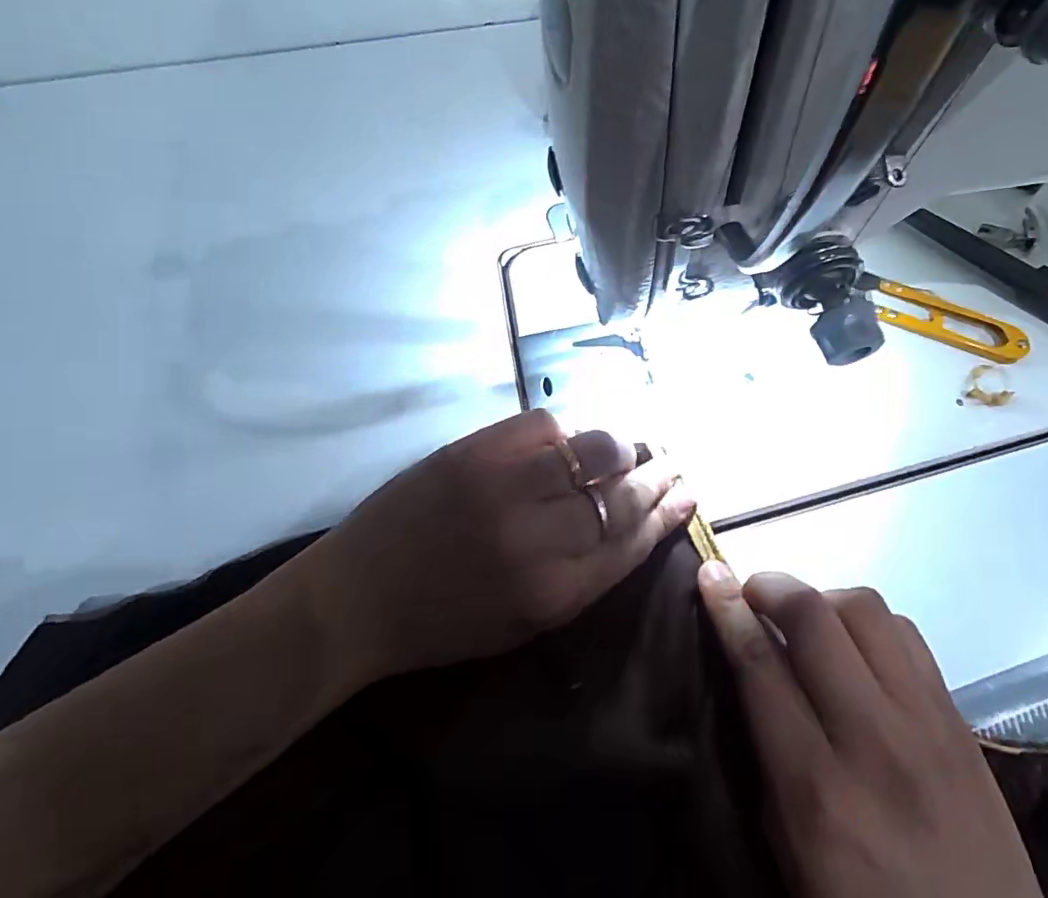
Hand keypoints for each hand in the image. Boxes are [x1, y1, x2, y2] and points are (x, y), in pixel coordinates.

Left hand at [299, 409, 696, 682]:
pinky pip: (540, 424)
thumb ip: (580, 579)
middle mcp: (538, 538)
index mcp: (555, 593)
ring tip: (628, 446)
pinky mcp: (470, 453)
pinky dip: (563, 428)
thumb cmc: (442, 624)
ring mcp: (503, 487)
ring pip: (590, 450)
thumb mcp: (523, 623)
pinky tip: (567, 437)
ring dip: (619, 445)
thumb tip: (628, 526)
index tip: (689, 492)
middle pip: (620, 494)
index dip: (667, 513)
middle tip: (670, 462)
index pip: (632, 541)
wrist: (358, 599)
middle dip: (656, 476)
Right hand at [697, 566, 1039, 897]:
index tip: (710, 574)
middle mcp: (874, 739)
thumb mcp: (786, 840)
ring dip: (824, 599)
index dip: (727, 609)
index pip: (761, 664)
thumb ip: (764, 750)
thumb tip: (748, 666)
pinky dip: (871, 625)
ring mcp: (928, 726)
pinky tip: (857, 648)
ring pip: (869, 611)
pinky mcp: (963, 723)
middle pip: (816, 618)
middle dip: (773, 587)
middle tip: (753, 592)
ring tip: (806, 620)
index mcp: (815, 784)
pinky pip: (910, 638)